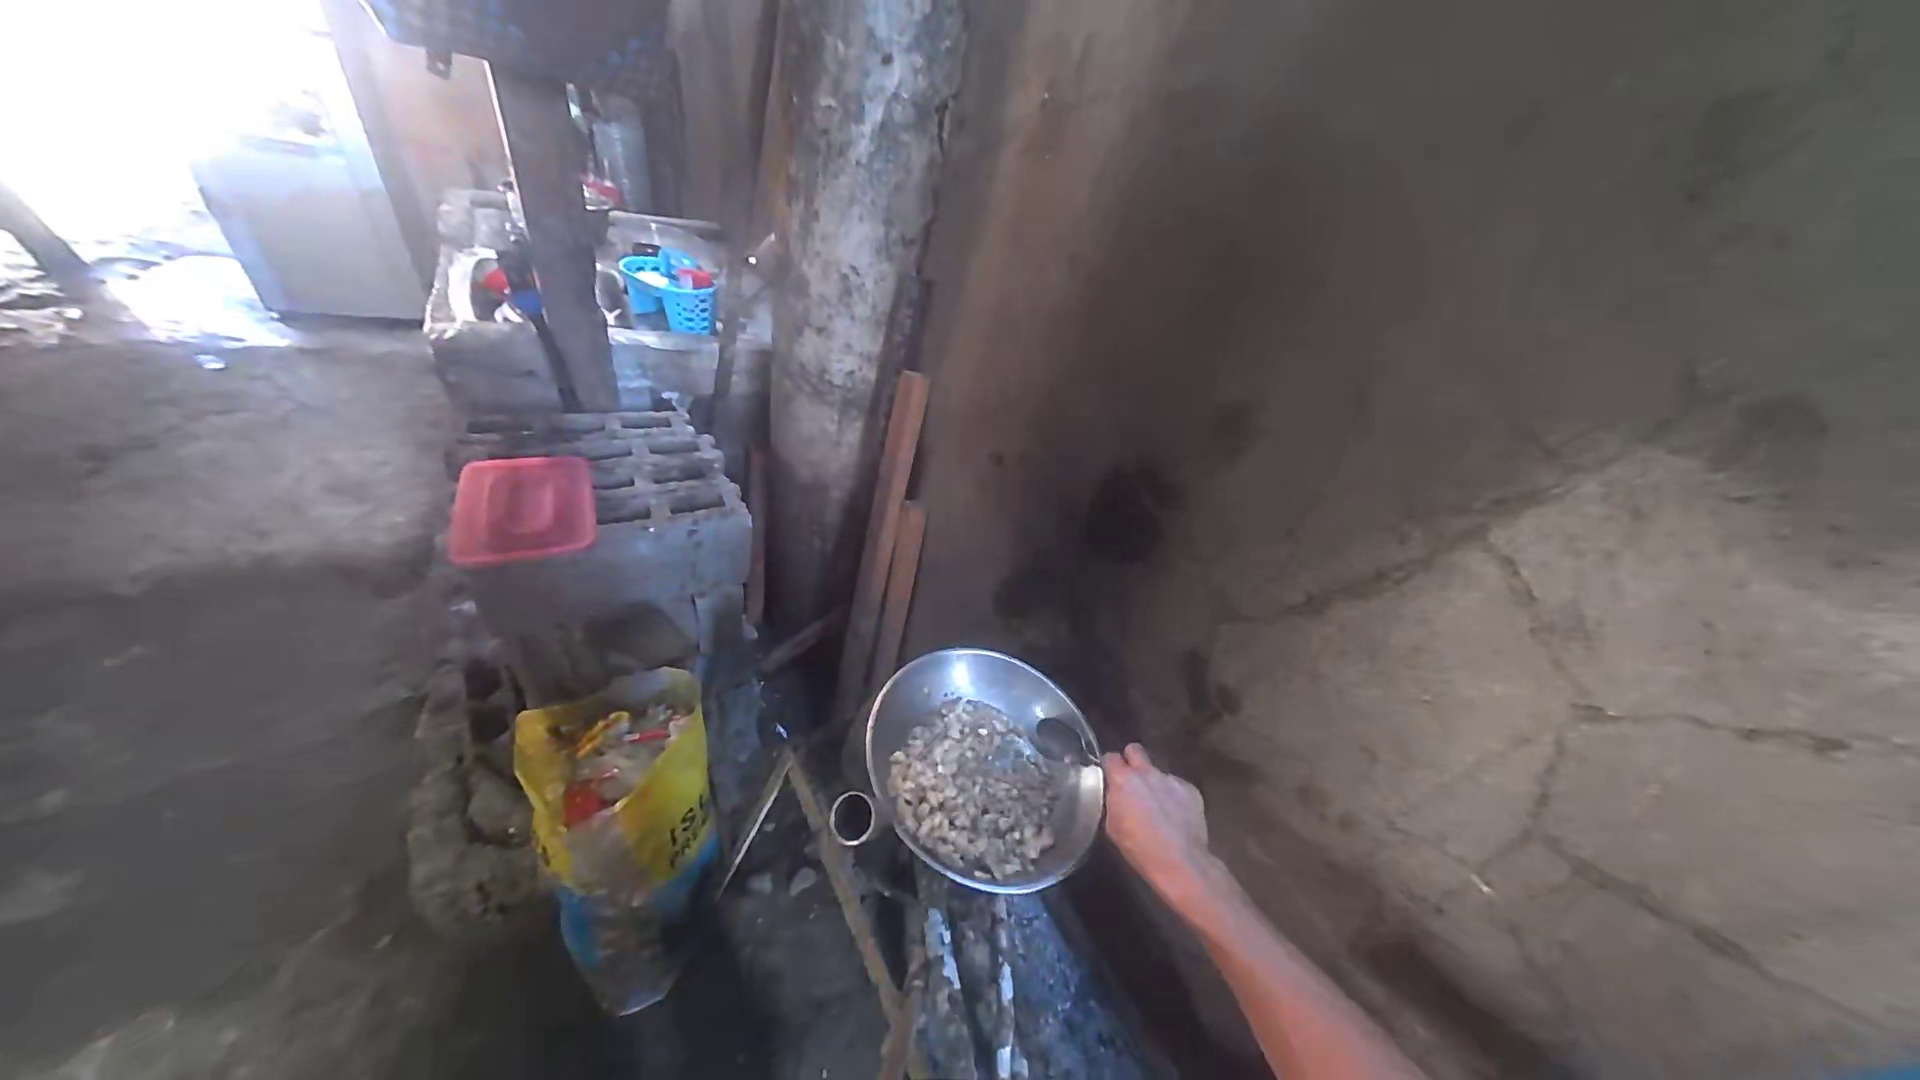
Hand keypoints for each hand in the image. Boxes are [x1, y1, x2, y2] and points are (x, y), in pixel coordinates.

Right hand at [1103, 743, 1222, 910]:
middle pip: (1134, 749)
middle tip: (1131, 780)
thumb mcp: (1112, 827)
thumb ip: (1112, 801)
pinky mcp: (1191, 789)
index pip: (1110, 756)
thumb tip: (1113, 794)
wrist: (1182, 863)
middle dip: (1131, 760)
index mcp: (1123, 779)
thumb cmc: (1140, 848)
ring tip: (1158, 807)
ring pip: (1157, 772)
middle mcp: (1147, 772)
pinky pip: (1176, 786)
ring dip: (1154, 784)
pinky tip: (1175, 816)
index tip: (1109, 777)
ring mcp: (1171, 779)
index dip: (1109, 766)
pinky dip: (1173, 796)